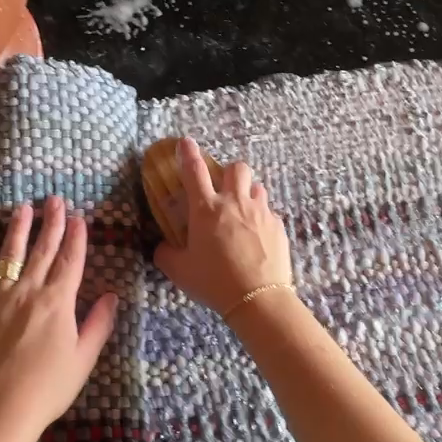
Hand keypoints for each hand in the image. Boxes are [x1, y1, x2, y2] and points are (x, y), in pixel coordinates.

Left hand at [0, 196, 118, 441]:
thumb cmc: (47, 389)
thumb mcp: (83, 360)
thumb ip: (97, 325)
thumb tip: (112, 296)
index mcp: (58, 302)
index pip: (70, 261)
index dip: (76, 238)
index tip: (79, 217)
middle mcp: (29, 292)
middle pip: (42, 251)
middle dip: (51, 224)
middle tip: (54, 200)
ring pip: (10, 257)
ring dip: (18, 230)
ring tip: (23, 208)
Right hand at [153, 137, 293, 315]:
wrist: (258, 299)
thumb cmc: (214, 282)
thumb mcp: (179, 271)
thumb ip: (165, 253)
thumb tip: (162, 246)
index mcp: (206, 209)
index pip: (194, 170)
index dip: (188, 153)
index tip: (185, 142)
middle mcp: (234, 203)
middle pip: (236, 168)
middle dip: (229, 173)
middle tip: (223, 190)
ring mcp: (260, 213)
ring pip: (257, 187)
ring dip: (247, 194)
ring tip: (242, 213)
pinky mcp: (278, 227)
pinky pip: (270, 212)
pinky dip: (261, 219)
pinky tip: (257, 238)